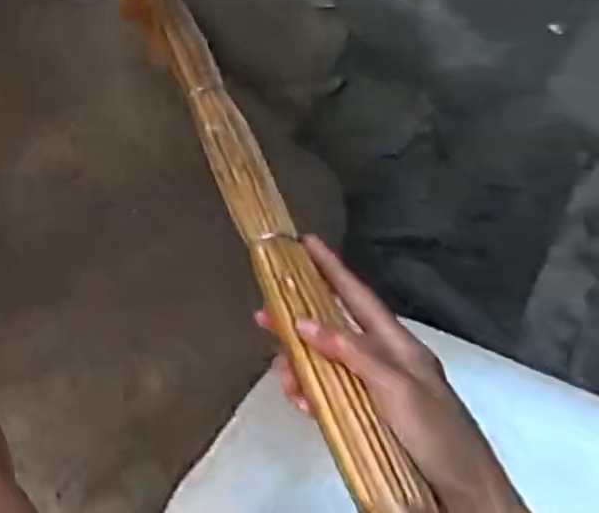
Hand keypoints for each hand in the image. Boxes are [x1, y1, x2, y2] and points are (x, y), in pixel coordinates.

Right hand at [255, 235, 526, 512]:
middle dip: (292, 321)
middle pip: (325, 324)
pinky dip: (304, 390)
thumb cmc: (438, 437)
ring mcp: (368, 384)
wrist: (463, 498)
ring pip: (314, 356)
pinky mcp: (357, 408)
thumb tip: (299, 321)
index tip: (305, 240)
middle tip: (263, 315)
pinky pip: (318, 386)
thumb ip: (352, 353)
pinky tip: (303, 403)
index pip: (358, 298)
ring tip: (288, 382)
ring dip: (295, 365)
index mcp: (398, 348)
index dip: (332, 268)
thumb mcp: (399, 391)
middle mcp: (381, 359)